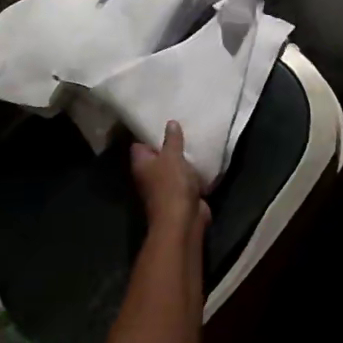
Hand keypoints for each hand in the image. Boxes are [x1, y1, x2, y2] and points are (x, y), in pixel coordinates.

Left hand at [131, 121, 210, 238]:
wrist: (183, 221)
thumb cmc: (172, 185)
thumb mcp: (172, 157)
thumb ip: (172, 140)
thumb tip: (170, 122)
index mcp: (141, 164)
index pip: (139, 144)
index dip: (148, 133)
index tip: (161, 120)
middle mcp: (148, 175)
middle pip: (157, 156)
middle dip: (169, 144)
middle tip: (182, 127)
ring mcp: (164, 187)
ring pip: (173, 168)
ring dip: (182, 159)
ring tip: (194, 139)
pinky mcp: (180, 196)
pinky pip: (186, 180)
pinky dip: (193, 173)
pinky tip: (202, 159)